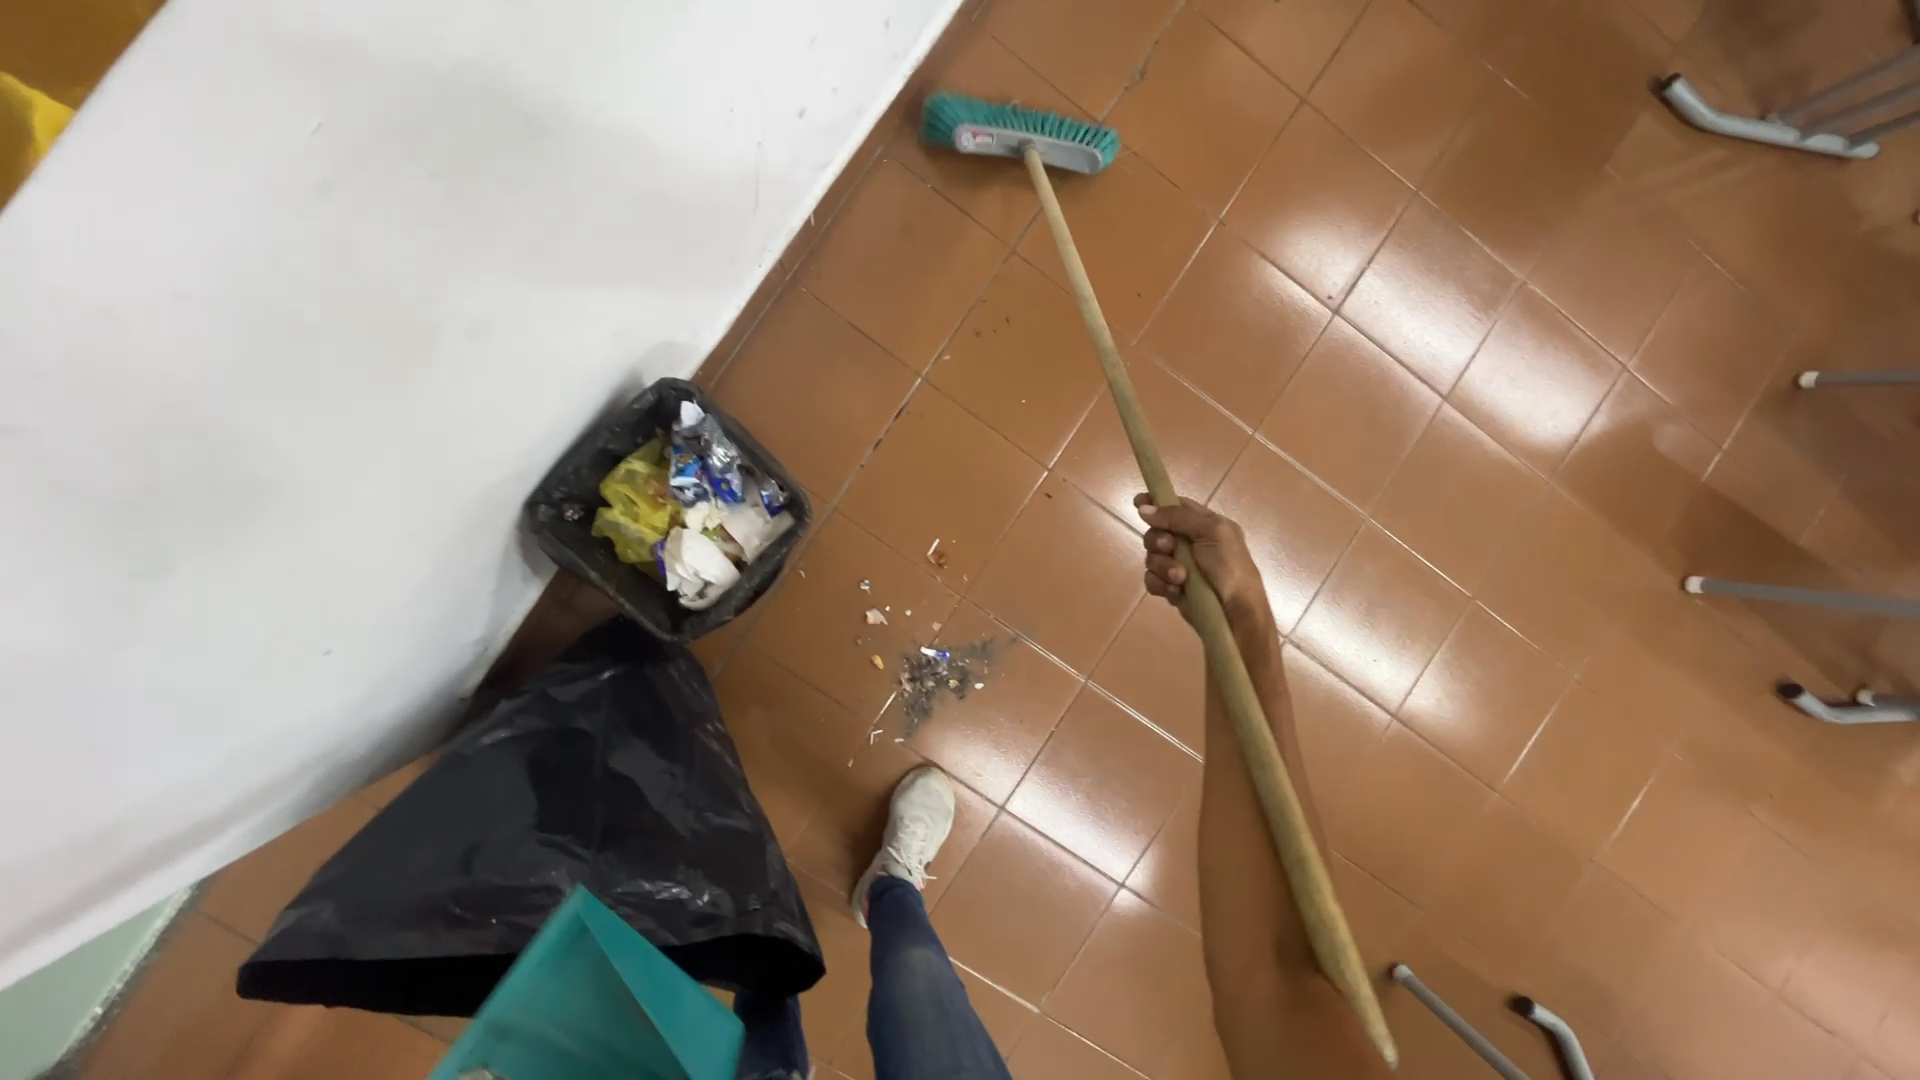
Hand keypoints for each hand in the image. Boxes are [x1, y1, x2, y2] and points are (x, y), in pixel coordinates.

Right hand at [1133, 493, 1273, 635]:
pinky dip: (1161, 584)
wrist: (1235, 611)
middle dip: (1158, 541)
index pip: (1175, 507)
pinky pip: (1152, 580)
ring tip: (1180, 578)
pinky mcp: (1171, 587)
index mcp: (1204, 524)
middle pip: (1156, 532)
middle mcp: (1190, 543)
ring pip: (1152, 558)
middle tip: (1169, 548)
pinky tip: (1176, 591)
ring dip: (1163, 567)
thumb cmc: (1230, 567)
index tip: (1138, 502)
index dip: (1155, 503)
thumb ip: (1178, 517)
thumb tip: (1143, 508)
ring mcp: (1179, 566)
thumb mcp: (1212, 532)